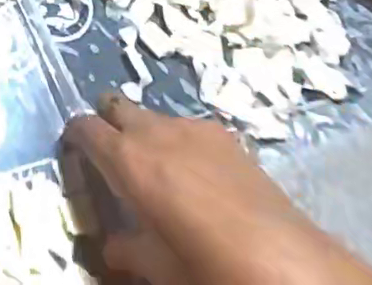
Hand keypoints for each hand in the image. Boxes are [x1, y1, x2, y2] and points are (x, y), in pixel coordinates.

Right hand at [64, 93, 371, 284]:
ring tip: (163, 174)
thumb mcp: (163, 273)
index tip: (77, 155)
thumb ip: (131, 253)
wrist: (296, 269)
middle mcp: (153, 131)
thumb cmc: (214, 272)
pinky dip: (181, 143)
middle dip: (108, 123)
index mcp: (128, 159)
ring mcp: (191, 128)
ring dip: (146, 134)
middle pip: (114, 104)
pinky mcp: (226, 135)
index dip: (76, 138)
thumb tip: (112, 247)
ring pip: (152, 116)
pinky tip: (202, 180)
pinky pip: (188, 128)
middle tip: (115, 159)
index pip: (84, 127)